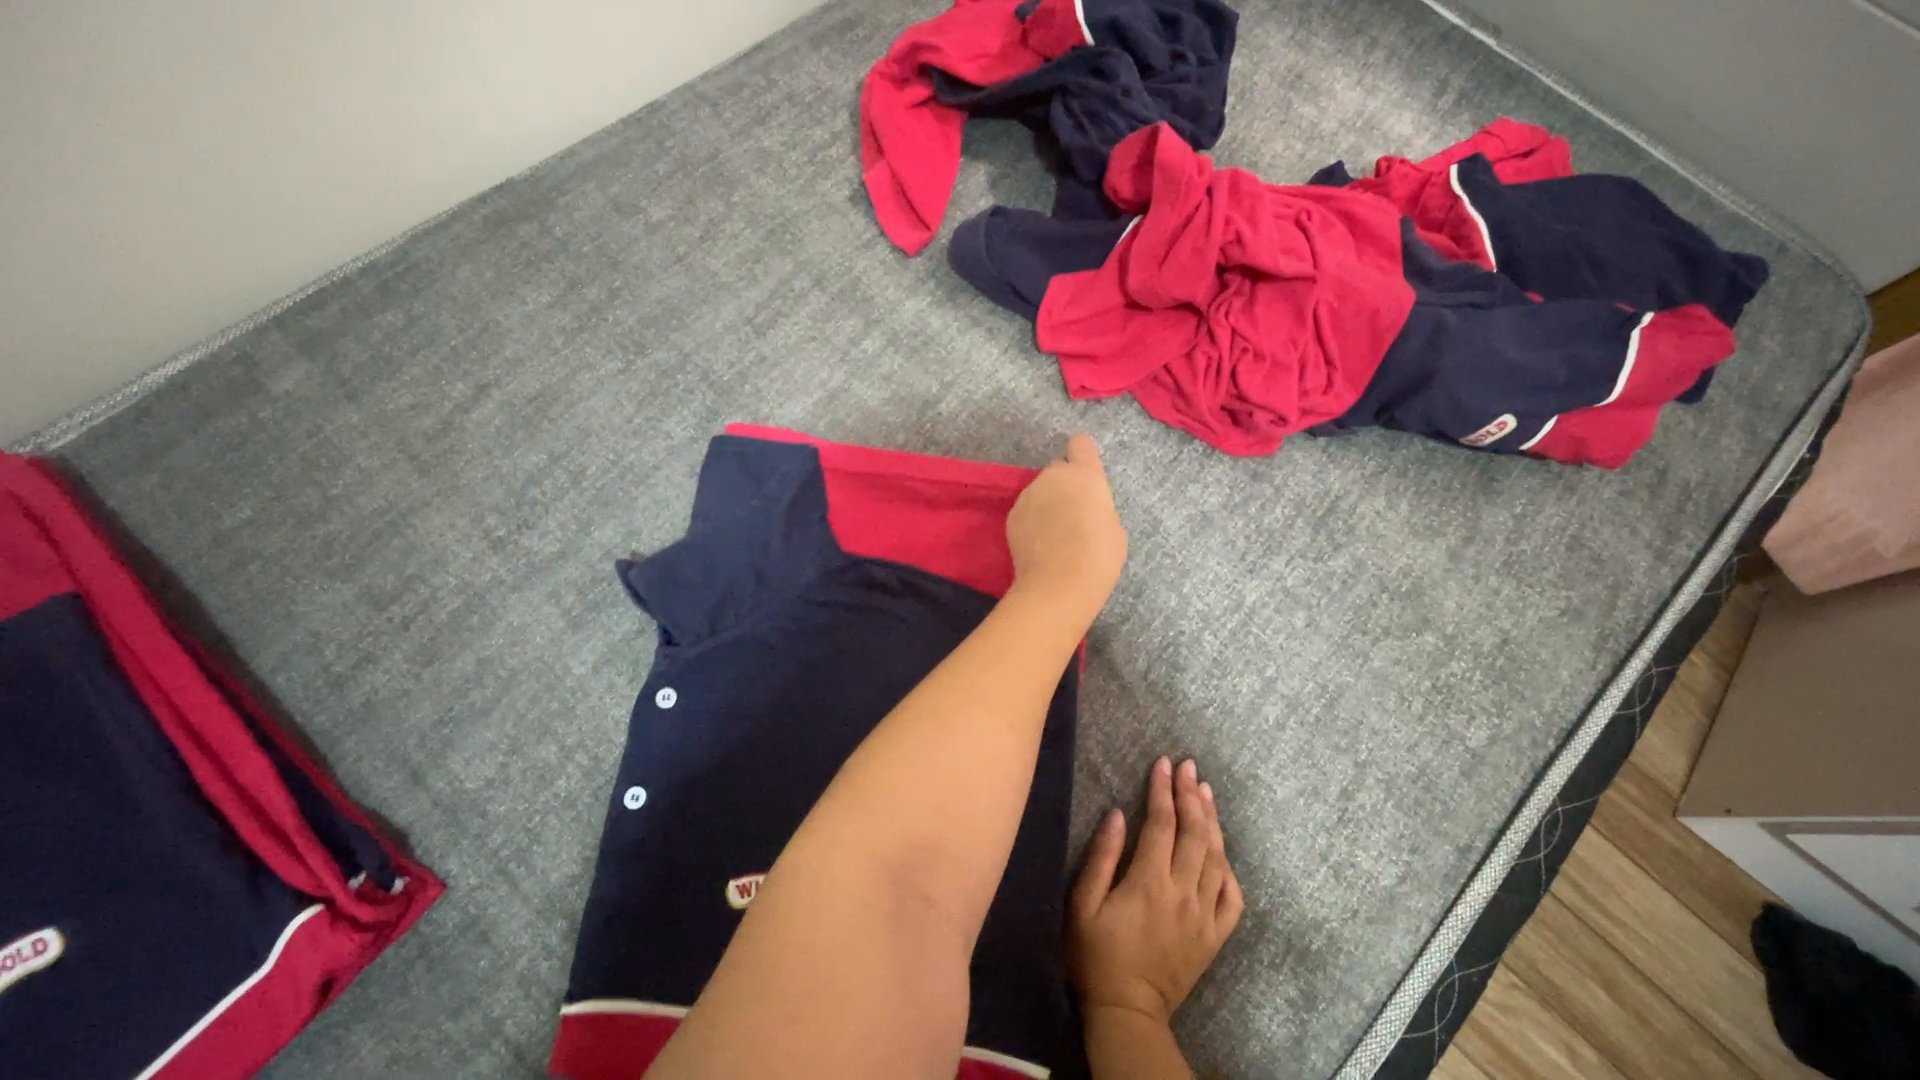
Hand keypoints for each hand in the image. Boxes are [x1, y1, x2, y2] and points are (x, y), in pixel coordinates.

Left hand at [1006, 434, 1126, 622]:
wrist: (1058, 585)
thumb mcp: (1114, 528)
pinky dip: (1032, 520)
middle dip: (1065, 484)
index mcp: (1084, 474)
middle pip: (1058, 469)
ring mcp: (1028, 495)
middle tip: (1074, 513)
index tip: (1086, 472)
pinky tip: (1041, 544)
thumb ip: (1098, 507)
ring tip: (1056, 534)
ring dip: (1047, 503)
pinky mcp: (1012, 516)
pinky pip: (1026, 510)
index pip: (1081, 443)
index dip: (1083, 455)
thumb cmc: (1098, 556)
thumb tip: (1085, 510)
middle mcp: (1053, 476)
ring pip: (1040, 491)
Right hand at [1069, 757, 1244, 1026]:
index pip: (1161, 823)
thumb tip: (1117, 814)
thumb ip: (1101, 857)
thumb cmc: (1095, 956)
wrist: (1126, 1012)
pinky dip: (1230, 869)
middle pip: (1194, 833)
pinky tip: (1222, 851)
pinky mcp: (1215, 936)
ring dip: (1212, 821)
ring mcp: (1204, 915)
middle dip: (1191, 794)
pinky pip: (1232, 897)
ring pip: (1216, 858)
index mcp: (1149, 882)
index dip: (1163, 790)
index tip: (1163, 763)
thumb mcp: (1082, 905)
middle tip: (1189, 766)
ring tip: (1206, 791)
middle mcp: (1183, 892)